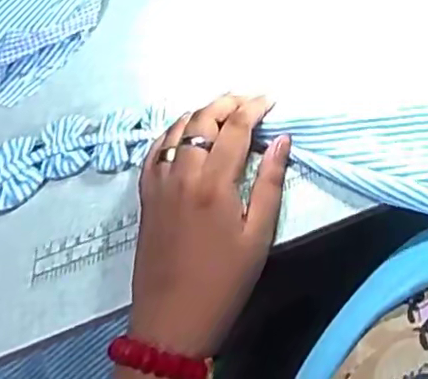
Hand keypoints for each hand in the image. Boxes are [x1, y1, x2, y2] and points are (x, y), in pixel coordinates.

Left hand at [126, 95, 289, 360]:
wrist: (171, 326)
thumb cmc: (224, 282)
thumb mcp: (258, 235)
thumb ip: (270, 182)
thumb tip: (282, 139)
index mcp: (213, 184)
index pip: (235, 127)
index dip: (254, 107)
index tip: (271, 100)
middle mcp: (182, 175)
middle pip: (202, 119)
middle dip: (228, 102)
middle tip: (250, 101)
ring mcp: (158, 185)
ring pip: (176, 129)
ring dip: (201, 113)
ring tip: (224, 113)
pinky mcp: (145, 198)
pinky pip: (155, 150)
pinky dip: (172, 133)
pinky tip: (187, 134)